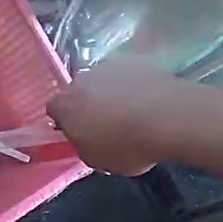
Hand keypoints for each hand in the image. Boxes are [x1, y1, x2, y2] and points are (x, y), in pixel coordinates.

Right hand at [48, 61, 204, 174]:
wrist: (169, 117)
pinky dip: (132, 86)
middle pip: (78, 91)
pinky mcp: (136, 60)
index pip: (54, 109)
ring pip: (103, 81)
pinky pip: (127, 76)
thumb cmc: (126, 146)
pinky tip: (148, 102)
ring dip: (110, 93)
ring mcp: (110, 66)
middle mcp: (82, 79)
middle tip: (105, 124)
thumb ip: (83, 146)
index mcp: (66, 105)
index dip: (65, 121)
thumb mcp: (97, 161)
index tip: (79, 133)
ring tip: (132, 113)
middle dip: (87, 104)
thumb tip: (85, 137)